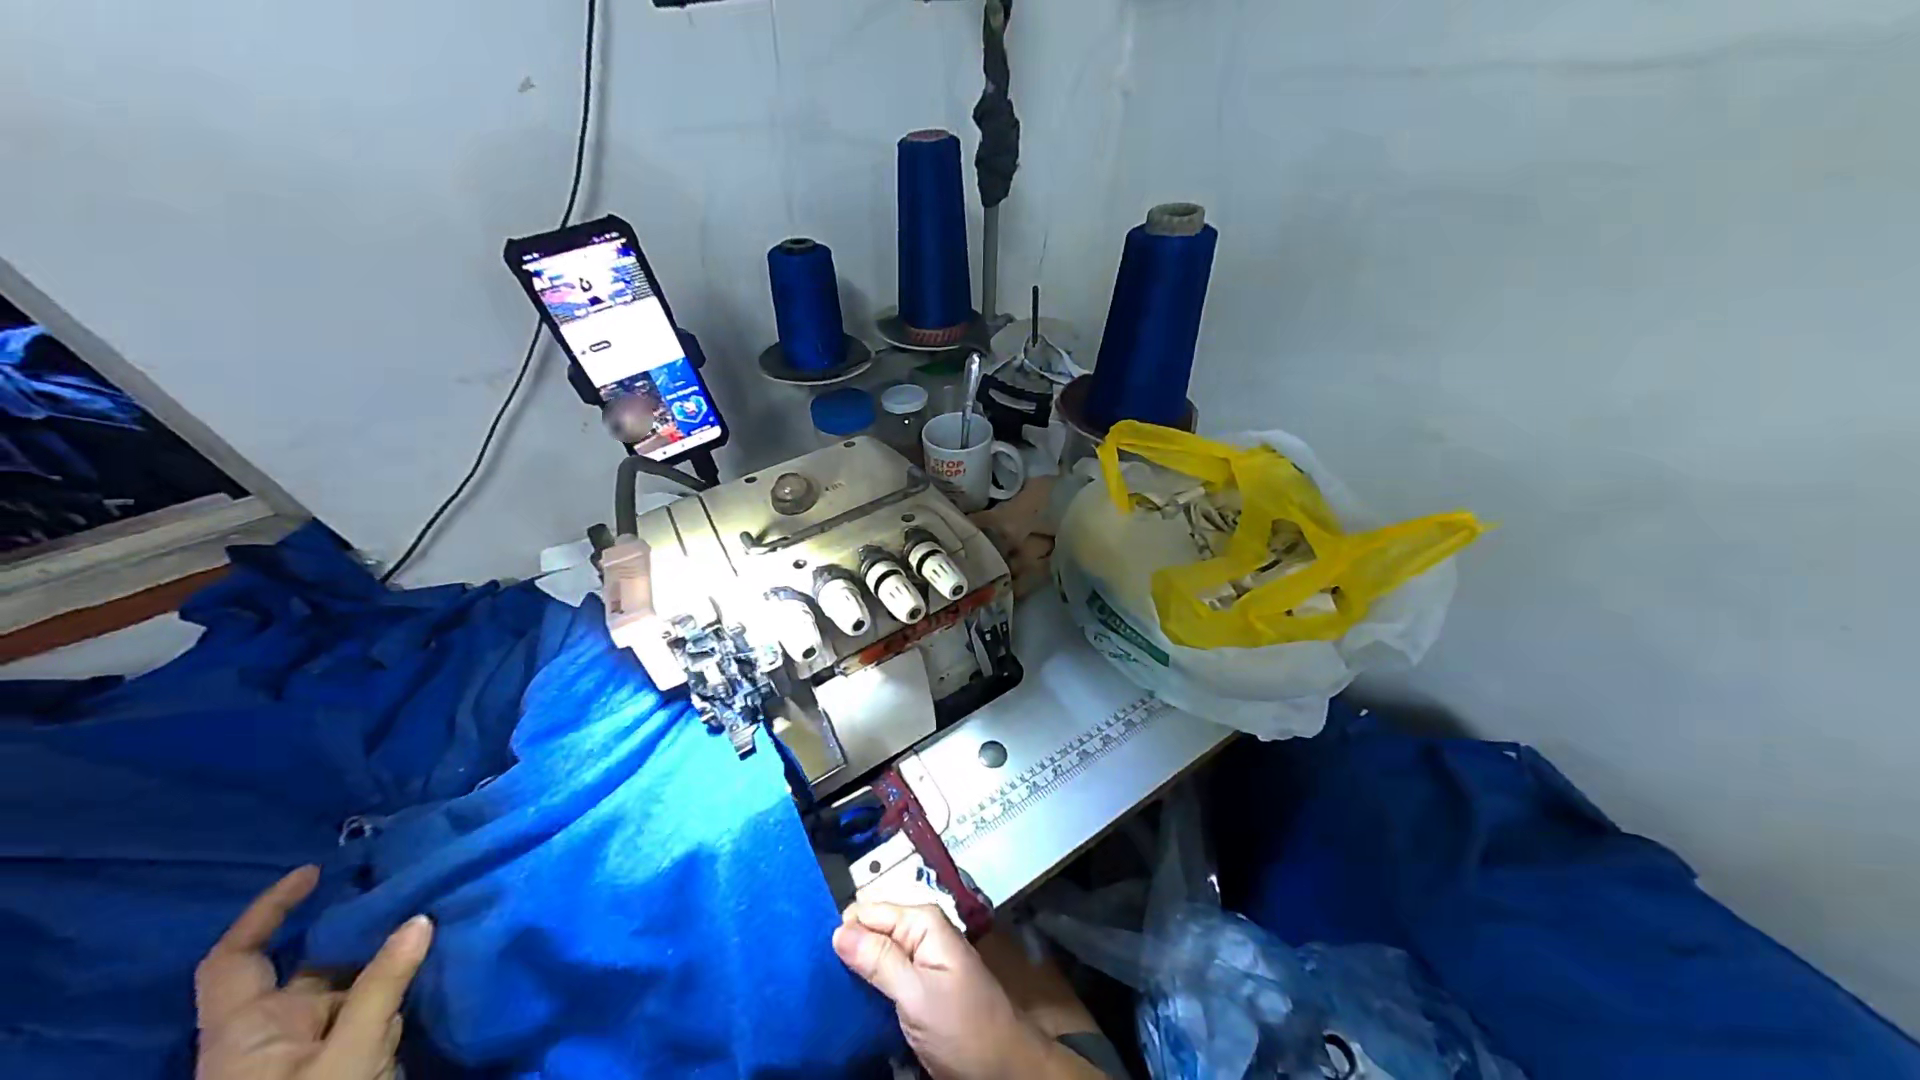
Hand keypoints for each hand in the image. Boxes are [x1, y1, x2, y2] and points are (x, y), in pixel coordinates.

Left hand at [195, 865, 433, 1079]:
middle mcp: (273, 1031)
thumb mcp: (348, 1057)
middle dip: (360, 929)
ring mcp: (312, 1045)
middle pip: (313, 963)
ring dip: (390, 955)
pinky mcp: (347, 1056)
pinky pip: (375, 1004)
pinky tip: (438, 959)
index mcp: (243, 1031)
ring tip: (437, 915)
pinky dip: (403, 980)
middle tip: (409, 888)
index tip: (317, 871)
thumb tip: (421, 917)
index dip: (267, 912)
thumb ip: (384, 986)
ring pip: (352, 982)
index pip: (234, 959)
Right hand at [832, 902, 1100, 1079]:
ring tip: (830, 993)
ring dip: (855, 973)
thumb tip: (838, 931)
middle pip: (868, 931)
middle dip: (848, 952)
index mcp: (922, 922)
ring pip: (872, 955)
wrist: (1003, 1067)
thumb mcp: (918, 995)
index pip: (866, 912)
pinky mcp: (916, 986)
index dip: (844, 934)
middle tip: (822, 982)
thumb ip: (879, 961)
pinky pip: (882, 977)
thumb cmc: (964, 1029)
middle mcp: (919, 932)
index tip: (818, 962)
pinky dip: (867, 988)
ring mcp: (918, 960)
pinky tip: (851, 1002)